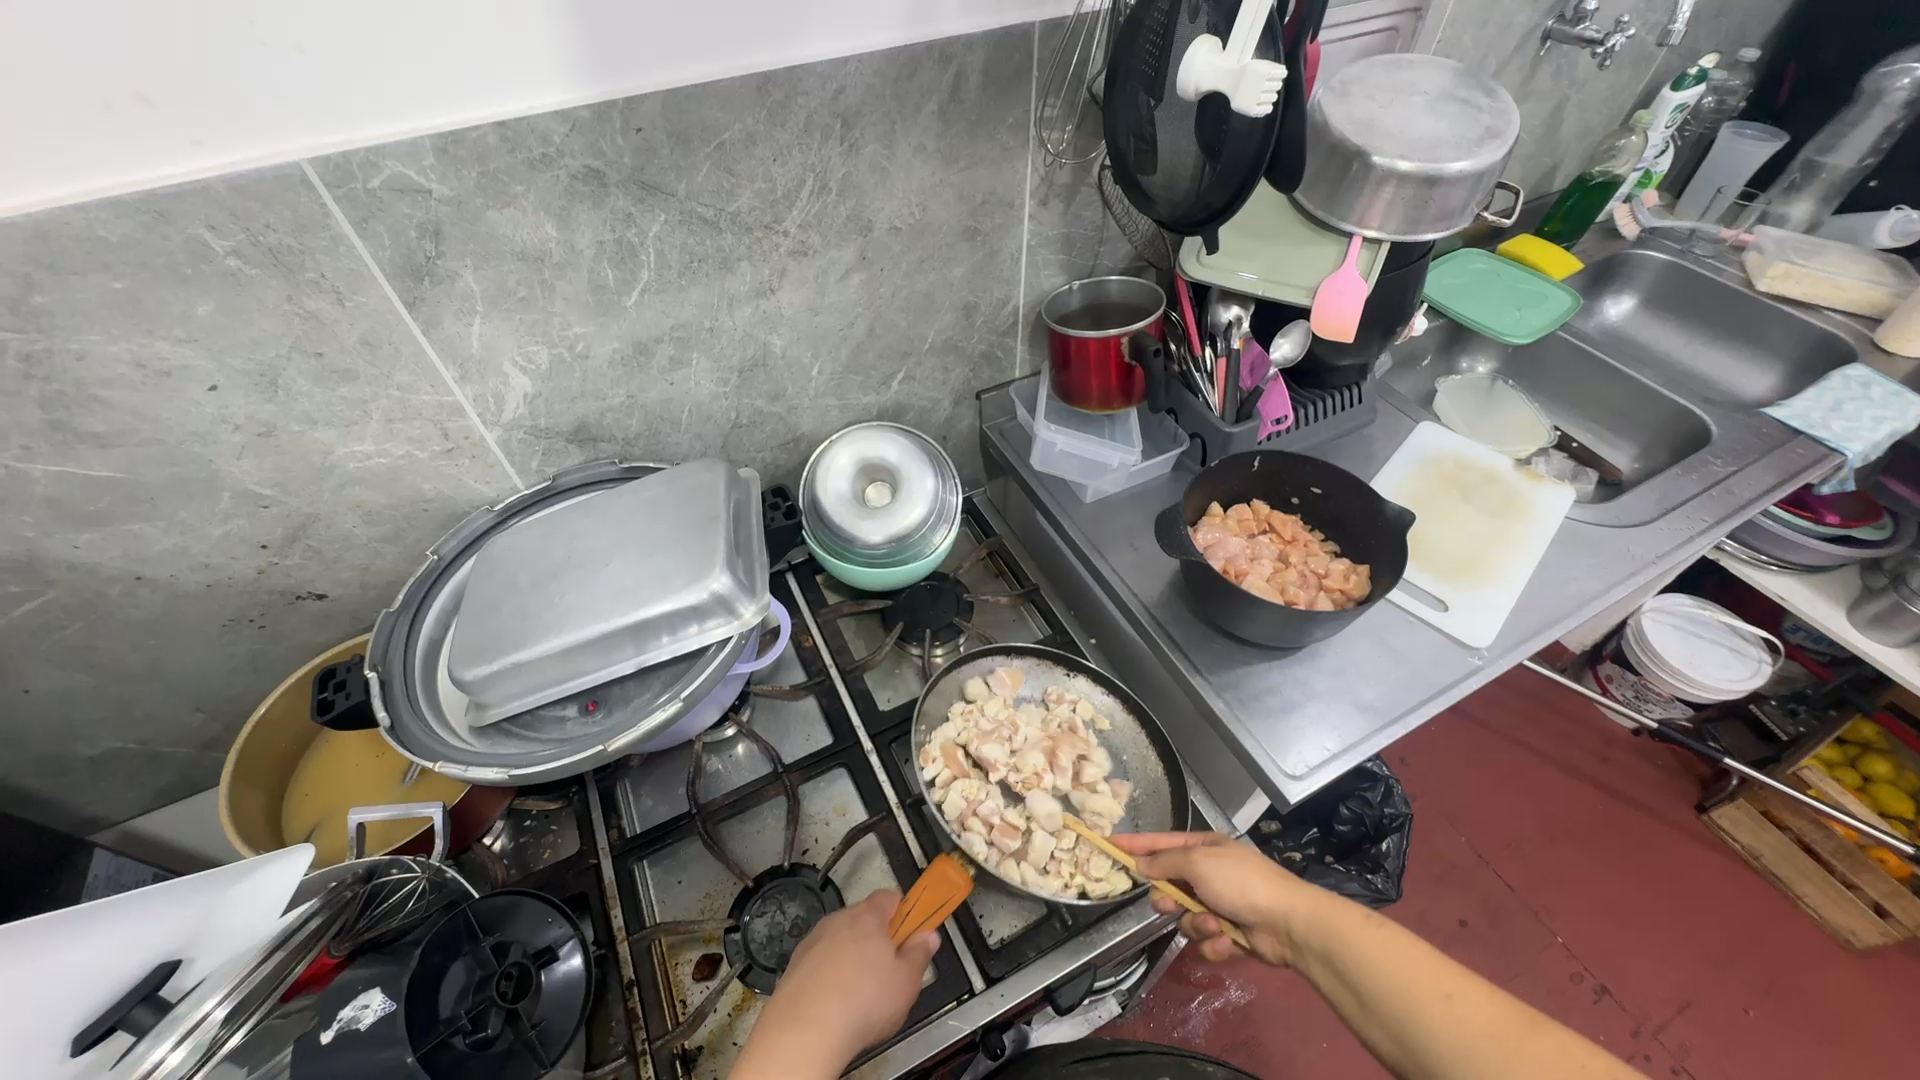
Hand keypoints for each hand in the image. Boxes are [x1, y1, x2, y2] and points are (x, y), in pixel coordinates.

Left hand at [736, 889, 940, 1077]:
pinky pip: (820, 961)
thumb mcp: (907, 982)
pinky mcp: (794, 964)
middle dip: (877, 939)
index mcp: (868, 916)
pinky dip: (829, 974)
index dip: (902, 913)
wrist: (804, 1030)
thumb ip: (920, 954)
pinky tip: (835, 1002)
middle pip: (863, 918)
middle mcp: (838, 919)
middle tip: (889, 969)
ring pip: (840, 940)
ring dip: (851, 956)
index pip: (889, 897)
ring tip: (860, 992)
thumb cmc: (864, 1001)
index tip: (910, 934)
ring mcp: (813, 940)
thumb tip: (929, 935)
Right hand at [1112, 831, 1321, 966]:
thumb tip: (1141, 863)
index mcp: (1205, 848)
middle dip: (1169, 898)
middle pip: (1170, 886)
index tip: (1109, 845)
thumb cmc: (1241, 882)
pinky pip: (1204, 940)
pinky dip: (1214, 943)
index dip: (1135, 845)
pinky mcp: (1229, 935)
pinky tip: (1228, 941)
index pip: (1161, 844)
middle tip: (1168, 904)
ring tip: (1214, 925)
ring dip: (1196, 923)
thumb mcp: (1197, 862)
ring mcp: (1221, 905)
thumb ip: (1164, 863)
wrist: (1288, 924)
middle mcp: (1211, 875)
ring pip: (1185, 917)